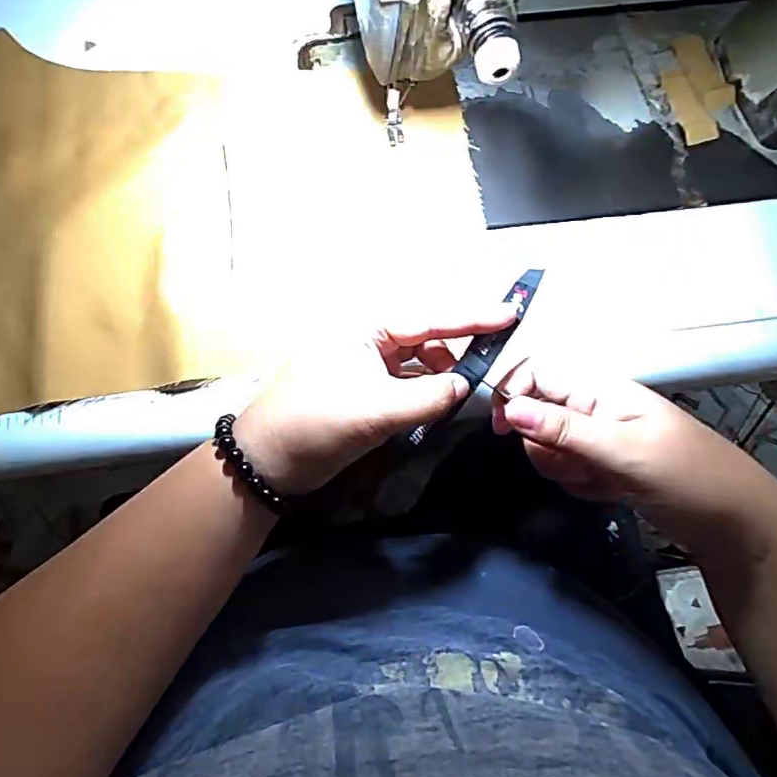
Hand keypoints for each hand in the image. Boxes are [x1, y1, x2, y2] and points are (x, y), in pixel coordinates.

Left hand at [233, 304, 518, 494]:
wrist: (267, 462)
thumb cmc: (316, 425)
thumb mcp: (378, 410)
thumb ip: (431, 396)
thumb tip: (467, 386)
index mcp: (364, 327)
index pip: (428, 318)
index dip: (472, 317)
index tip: (509, 315)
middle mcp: (365, 337)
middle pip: (425, 337)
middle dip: (456, 351)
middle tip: (491, 368)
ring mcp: (363, 362)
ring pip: (417, 361)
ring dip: (440, 376)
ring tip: (461, 394)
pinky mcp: (362, 387)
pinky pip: (405, 381)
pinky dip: (424, 390)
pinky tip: (439, 403)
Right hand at [493, 363, 776, 549]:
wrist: (733, 523)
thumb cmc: (685, 475)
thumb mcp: (622, 451)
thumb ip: (564, 429)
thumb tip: (509, 407)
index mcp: (601, 390)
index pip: (539, 374)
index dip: (513, 394)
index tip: (501, 430)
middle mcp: (595, 409)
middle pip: (536, 417)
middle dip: (548, 448)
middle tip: (580, 466)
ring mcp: (599, 440)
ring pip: (550, 449)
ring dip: (566, 471)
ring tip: (603, 481)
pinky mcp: (604, 467)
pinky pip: (569, 472)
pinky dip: (582, 485)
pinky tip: (611, 492)